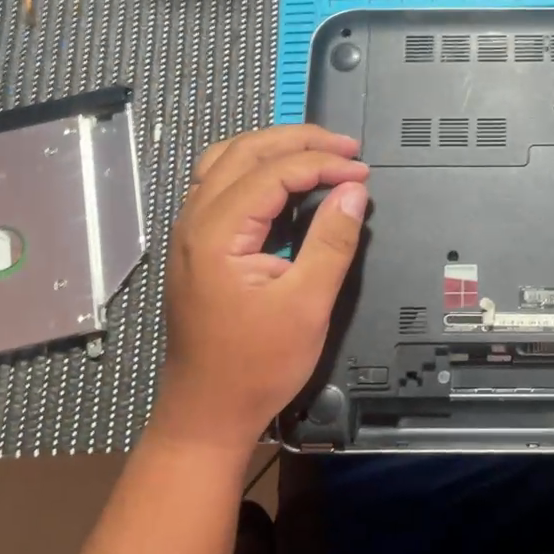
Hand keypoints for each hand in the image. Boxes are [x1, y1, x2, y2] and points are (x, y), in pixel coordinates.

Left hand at [153, 125, 369, 448]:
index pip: (273, 172)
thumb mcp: (308, 305)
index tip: (363, 172)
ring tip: (318, 151)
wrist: (208, 412)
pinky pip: (219, 184)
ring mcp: (190, 232)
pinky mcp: (197, 246)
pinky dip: (255, 169)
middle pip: (243, 153)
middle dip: (298, 141)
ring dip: (273, 148)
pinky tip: (283, 180)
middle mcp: (194, 222)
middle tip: (346, 147)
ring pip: (225, 162)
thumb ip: (332, 241)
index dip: (322, 164)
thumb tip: (354, 191)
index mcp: (216, 233)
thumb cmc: (257, 365)